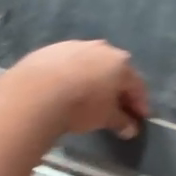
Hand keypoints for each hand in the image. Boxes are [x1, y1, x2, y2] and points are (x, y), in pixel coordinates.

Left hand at [3, 40, 149, 138]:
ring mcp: (76, 45)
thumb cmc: (82, 105)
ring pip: (92, 64)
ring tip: (90, 98)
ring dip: (95, 79)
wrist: (36, 93)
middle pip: (115, 71)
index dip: (140, 103)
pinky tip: (67, 89)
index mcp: (121, 63)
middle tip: (117, 108)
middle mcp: (102, 48)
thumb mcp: (105, 118)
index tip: (139, 118)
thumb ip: (121, 122)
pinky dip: (73, 75)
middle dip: (118, 89)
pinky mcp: (52, 49)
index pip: (137, 85)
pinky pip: (70, 63)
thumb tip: (131, 129)